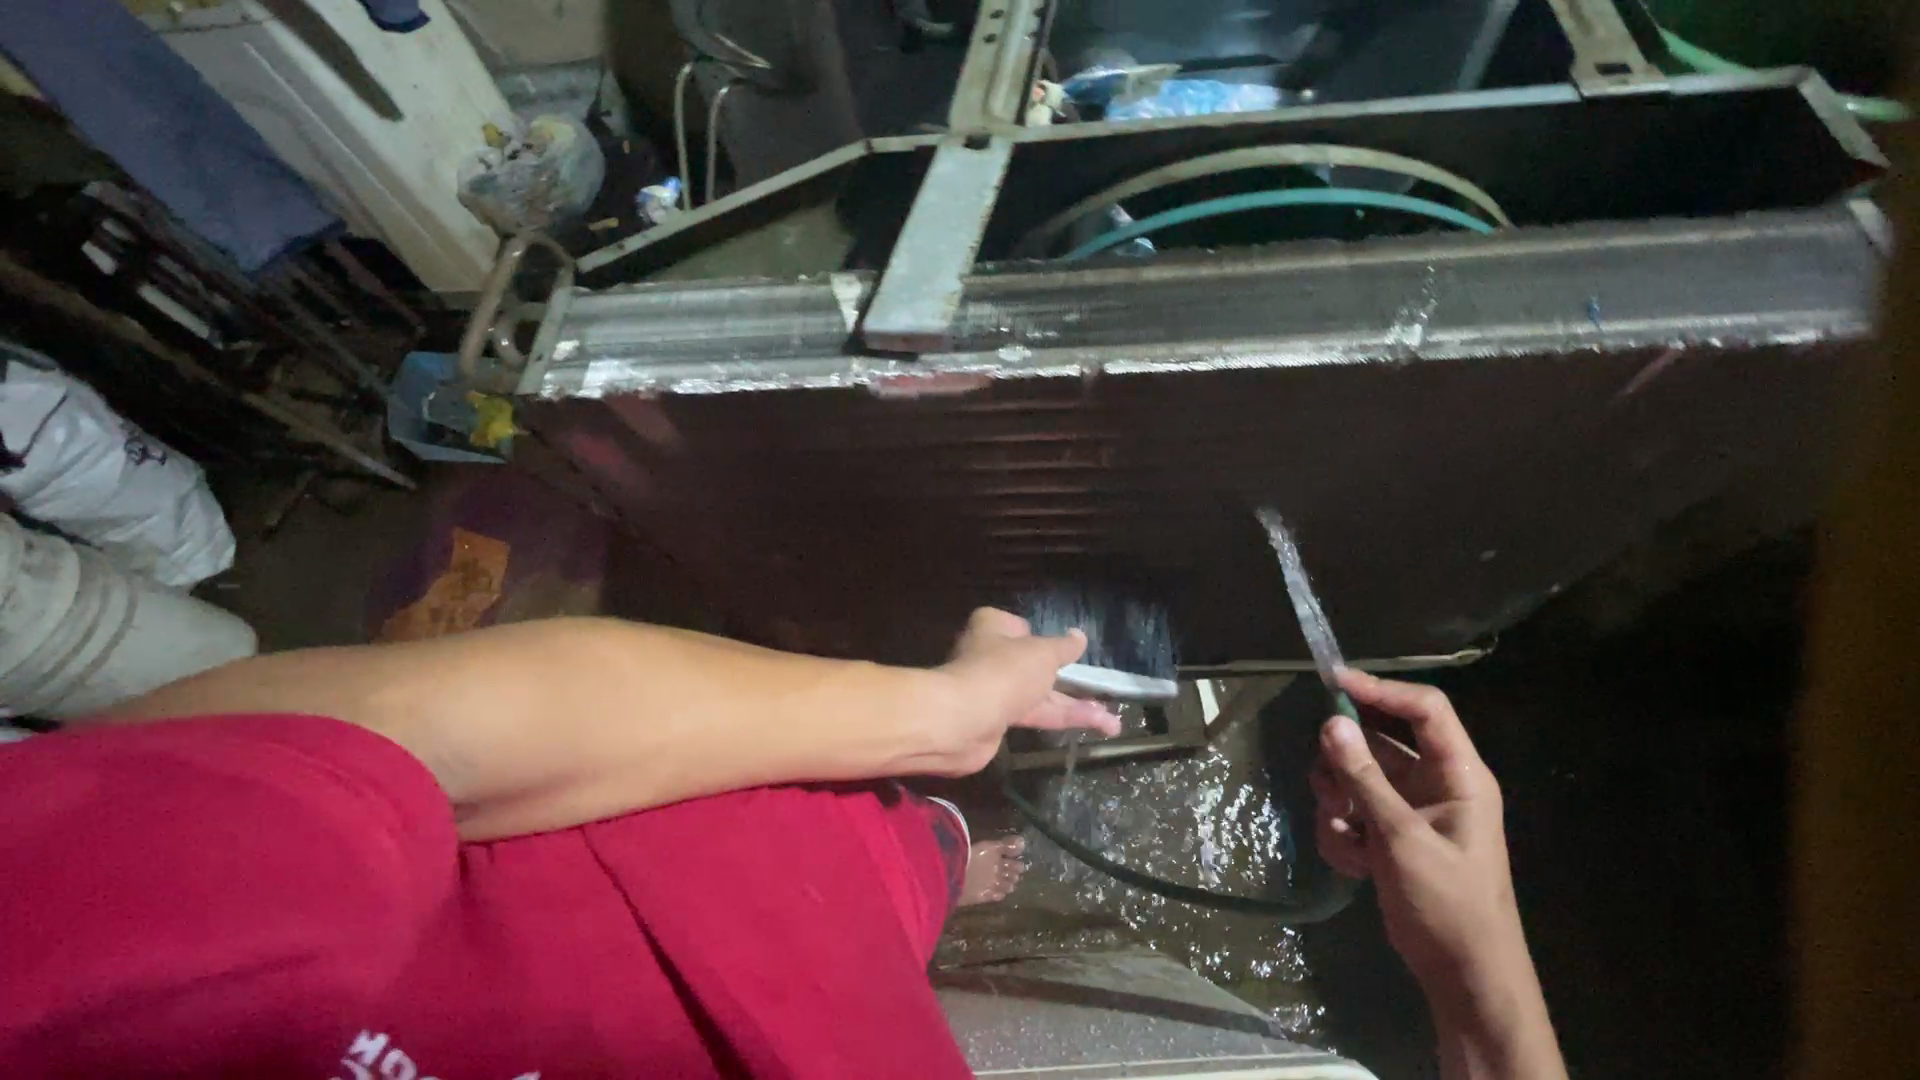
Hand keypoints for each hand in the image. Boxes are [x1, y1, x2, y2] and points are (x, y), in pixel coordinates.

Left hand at [927, 607, 1121, 774]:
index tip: (1060, 646)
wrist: (962, 721)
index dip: (1038, 635)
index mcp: (993, 628)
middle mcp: (991, 655)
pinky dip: (1065, 720)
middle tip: (1101, 690)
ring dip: (1076, 707)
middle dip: (1069, 680)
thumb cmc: (1003, 672)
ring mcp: (993, 690)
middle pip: (1034, 664)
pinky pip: (1037, 716)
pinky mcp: (998, 720)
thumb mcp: (1042, 654)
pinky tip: (1095, 726)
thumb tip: (1080, 636)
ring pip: (1040, 695)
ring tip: (1113, 722)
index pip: (1017, 626)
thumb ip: (1063, 648)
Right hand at [1310, 670, 1519, 990]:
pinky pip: (1349, 810)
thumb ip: (1364, 778)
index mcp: (1459, 775)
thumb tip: (1331, 723)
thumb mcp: (1402, 838)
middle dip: (1344, 764)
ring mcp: (1408, 808)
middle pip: (1375, 741)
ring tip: (1344, 835)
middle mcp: (1433, 783)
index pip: (1424, 709)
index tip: (1332, 683)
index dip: (1380, 690)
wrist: (1461, 974)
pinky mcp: (1387, 833)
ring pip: (1353, 776)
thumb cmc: (1448, 903)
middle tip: (1329, 789)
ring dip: (1337, 804)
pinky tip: (1353, 863)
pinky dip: (1341, 832)